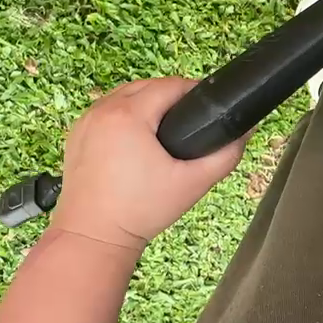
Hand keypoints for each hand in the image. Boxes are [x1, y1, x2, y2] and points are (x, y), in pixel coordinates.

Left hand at [45, 78, 244, 253]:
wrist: (93, 236)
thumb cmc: (142, 209)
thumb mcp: (194, 182)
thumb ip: (227, 154)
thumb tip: (247, 131)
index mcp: (129, 115)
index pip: (169, 85)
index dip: (194, 92)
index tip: (208, 110)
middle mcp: (102, 111)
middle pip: (146, 86)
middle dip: (171, 97)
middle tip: (192, 122)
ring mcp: (85, 122)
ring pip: (125, 96)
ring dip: (147, 103)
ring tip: (168, 130)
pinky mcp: (76, 135)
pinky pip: (107, 111)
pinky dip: (125, 115)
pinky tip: (140, 138)